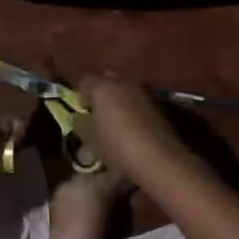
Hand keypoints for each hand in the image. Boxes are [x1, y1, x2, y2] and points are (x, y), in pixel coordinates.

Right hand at [75, 77, 198, 185]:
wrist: (159, 159)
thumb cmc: (116, 145)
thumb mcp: (89, 138)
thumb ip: (80, 123)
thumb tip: (79, 117)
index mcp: (103, 87)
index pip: (85, 81)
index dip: (81, 95)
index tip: (82, 112)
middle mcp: (124, 83)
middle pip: (107, 80)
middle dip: (101, 93)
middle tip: (98, 113)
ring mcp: (144, 93)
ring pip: (126, 90)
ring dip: (119, 101)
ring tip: (116, 122)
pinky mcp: (159, 106)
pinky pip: (139, 103)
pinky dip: (133, 110)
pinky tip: (133, 129)